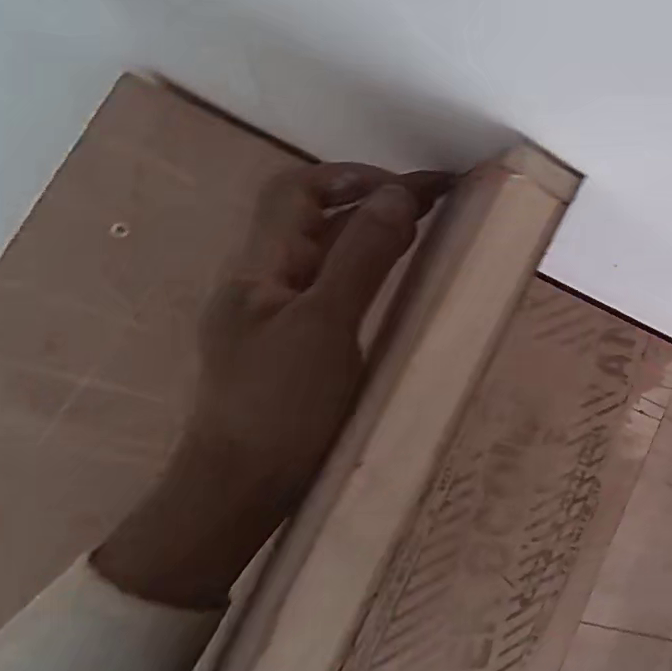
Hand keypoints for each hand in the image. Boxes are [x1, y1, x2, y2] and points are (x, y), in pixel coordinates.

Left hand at [93, 162, 451, 607]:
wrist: (237, 494)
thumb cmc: (280, 407)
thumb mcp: (326, 326)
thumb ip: (362, 257)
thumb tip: (398, 195)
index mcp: (260, 266)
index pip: (301, 189)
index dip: (358, 176)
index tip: (418, 189)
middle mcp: (261, 282)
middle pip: (314, 218)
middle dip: (372, 200)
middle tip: (435, 206)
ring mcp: (273, 317)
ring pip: (324, 255)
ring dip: (370, 236)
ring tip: (423, 235)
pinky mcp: (288, 348)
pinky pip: (330, 291)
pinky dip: (364, 273)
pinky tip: (392, 289)